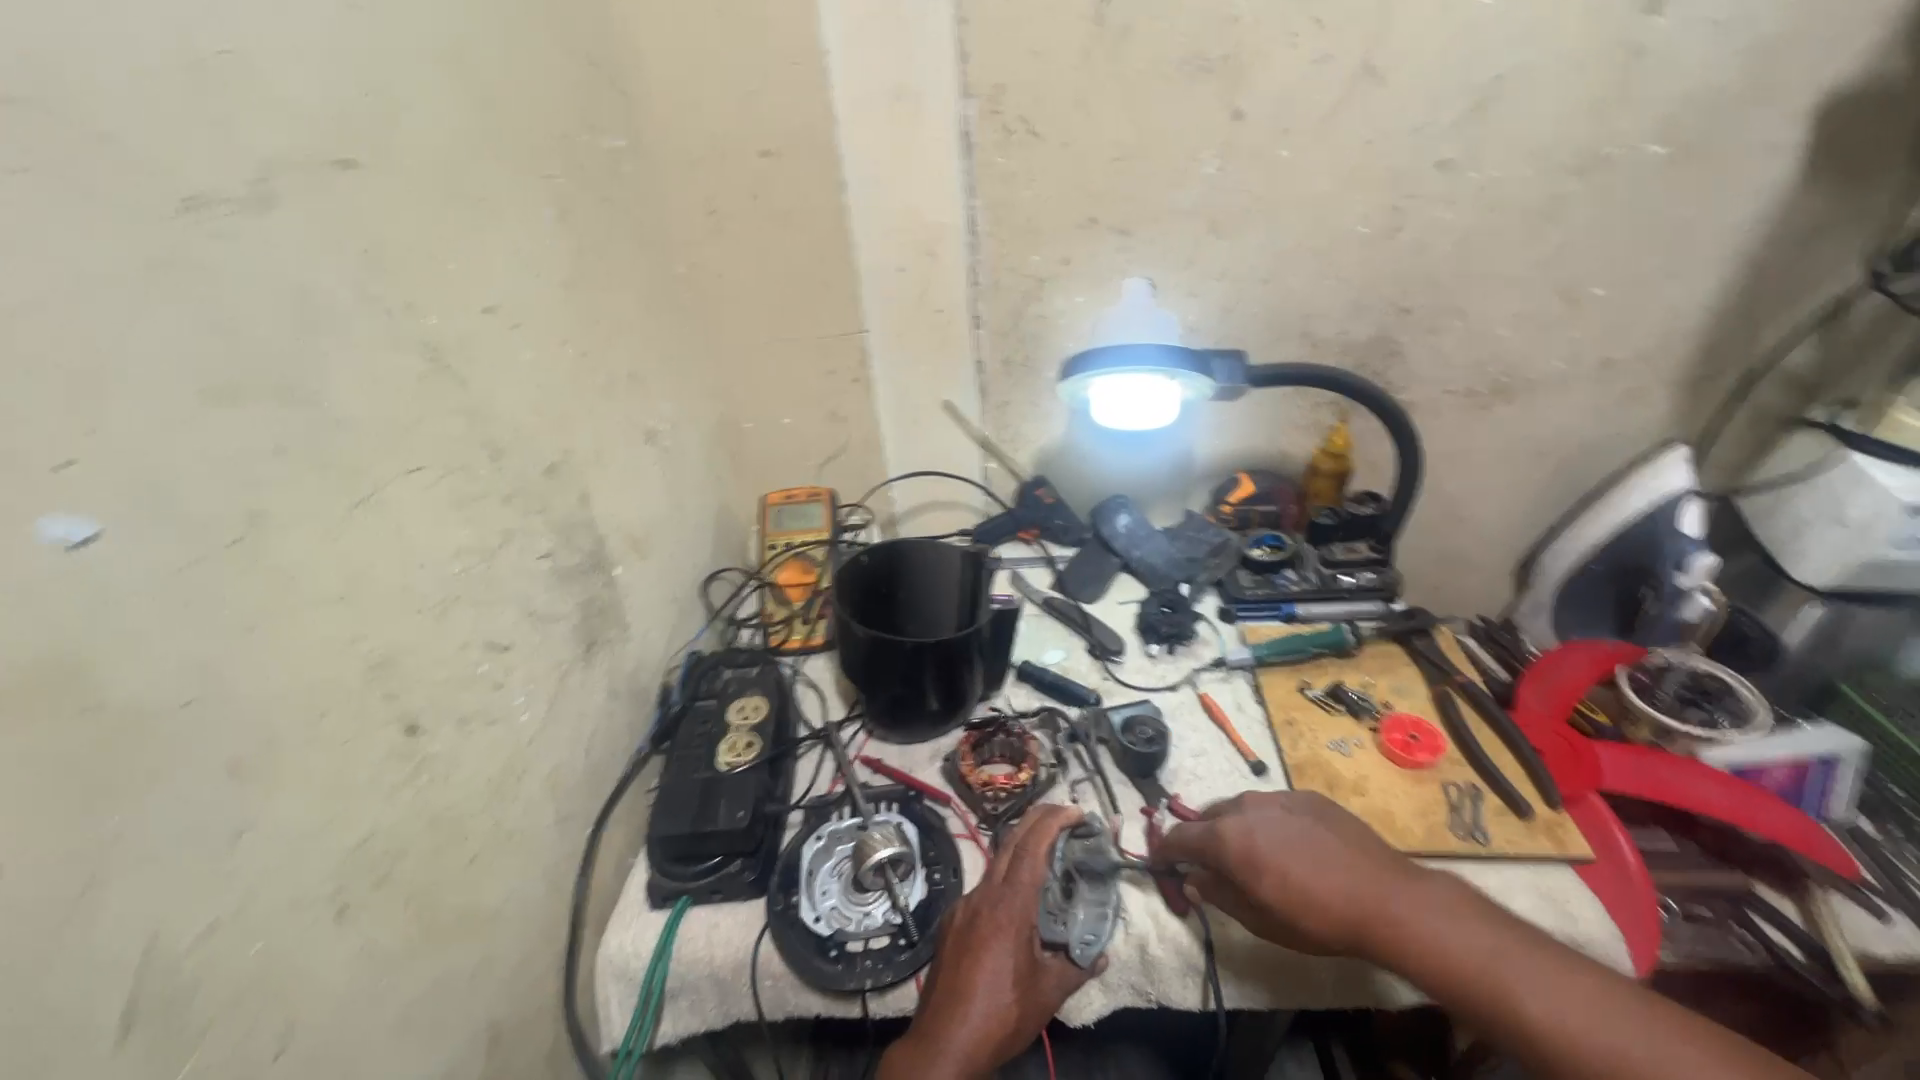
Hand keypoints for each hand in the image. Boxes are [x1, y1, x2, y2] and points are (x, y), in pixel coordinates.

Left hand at [879, 804, 1102, 1079]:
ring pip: (994, 867)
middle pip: (1009, 843)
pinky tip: (1016, 907)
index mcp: (1009, 906)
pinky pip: (981, 892)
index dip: (1053, 821)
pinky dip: (1003, 884)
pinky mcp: (950, 924)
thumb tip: (1100, 956)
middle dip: (1036, 821)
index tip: (1074, 810)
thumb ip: (1076, 967)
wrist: (942, 1043)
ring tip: (1046, 860)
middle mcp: (981, 896)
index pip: (1031, 847)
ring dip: (1020, 853)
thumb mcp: (1047, 994)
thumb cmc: (1000, 1015)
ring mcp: (961, 908)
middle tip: (1063, 813)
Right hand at [1153, 791, 1430, 957]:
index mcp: (1226, 839)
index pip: (1179, 838)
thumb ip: (1218, 894)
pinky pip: (1273, 806)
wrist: (1385, 899)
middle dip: (1202, 839)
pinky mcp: (1308, 797)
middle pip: (1208, 818)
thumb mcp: (1258, 919)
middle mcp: (1245, 807)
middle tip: (1211, 866)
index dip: (1165, 852)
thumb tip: (1194, 879)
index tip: (1162, 864)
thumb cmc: (1315, 918)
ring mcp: (1278, 797)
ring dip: (1235, 828)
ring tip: (1253, 855)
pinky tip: (1290, 846)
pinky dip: (1268, 823)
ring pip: (1241, 808)